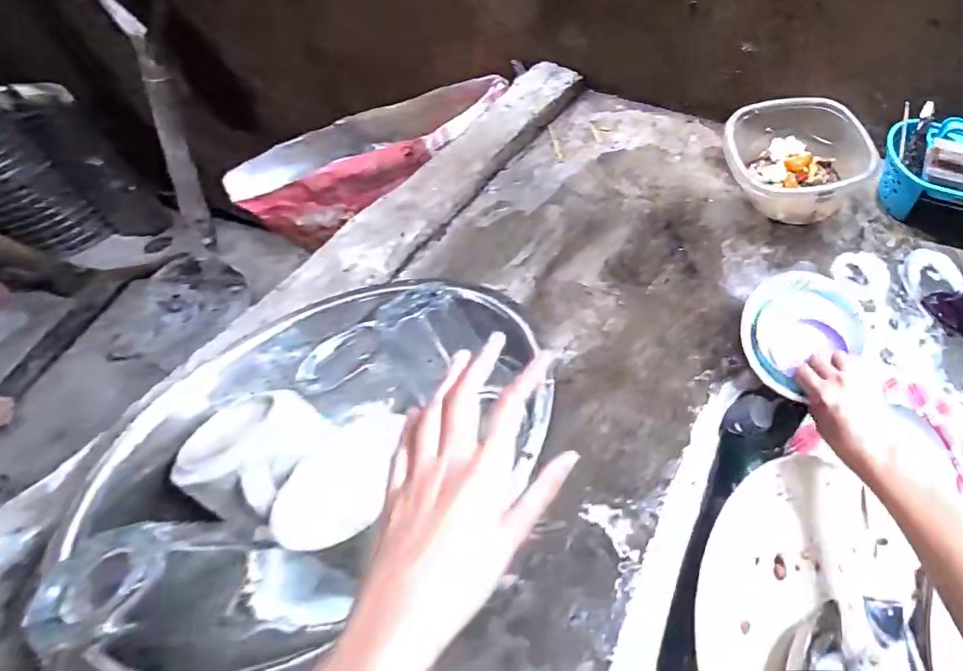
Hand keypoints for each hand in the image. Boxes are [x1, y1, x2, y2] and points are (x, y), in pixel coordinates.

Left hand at [323, 334, 577, 670]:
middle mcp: (449, 462)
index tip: (545, 355)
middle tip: (491, 341)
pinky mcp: (392, 494)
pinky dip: (412, 421)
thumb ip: (540, 491)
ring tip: (457, 359)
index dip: (529, 376)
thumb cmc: (462, 581)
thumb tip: (570, 456)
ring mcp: (416, 475)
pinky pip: (401, 445)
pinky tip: (416, 410)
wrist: (395, 622)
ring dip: (445, 383)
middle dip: (479, 364)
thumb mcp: (512, 537)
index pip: (510, 409)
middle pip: (463, 400)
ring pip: (430, 415)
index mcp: (484, 470)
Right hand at [795, 351, 884, 476]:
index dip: (802, 376)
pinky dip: (850, 367)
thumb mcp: (822, 427)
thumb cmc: (848, 444)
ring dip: (834, 363)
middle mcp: (837, 379)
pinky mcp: (868, 375)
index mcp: (823, 393)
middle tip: (818, 377)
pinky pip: (854, 361)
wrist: (880, 445)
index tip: (803, 381)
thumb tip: (811, 394)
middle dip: (815, 366)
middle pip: (818, 357)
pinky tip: (851, 379)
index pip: (802, 370)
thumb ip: (815, 405)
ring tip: (836, 375)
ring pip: (837, 355)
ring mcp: (854, 375)